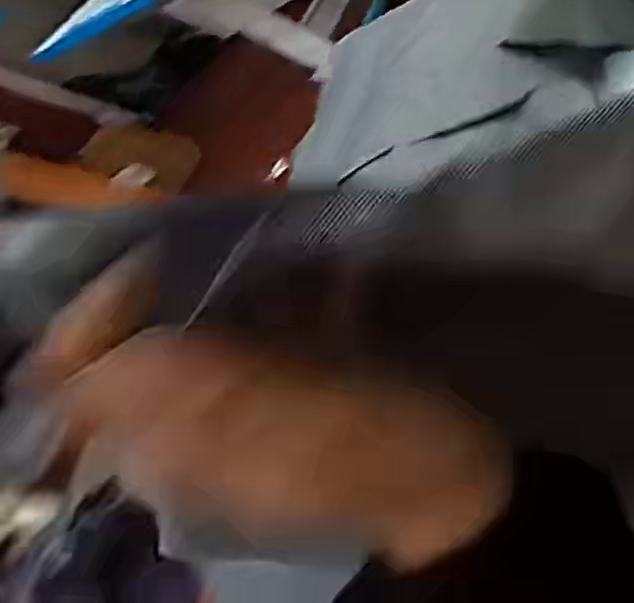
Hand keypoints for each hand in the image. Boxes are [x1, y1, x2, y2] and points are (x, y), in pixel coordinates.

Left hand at [30, 259, 509, 571]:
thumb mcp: (305, 425)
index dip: (107, 315)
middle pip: (159, 344)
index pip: (88, 375)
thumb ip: (218, 392)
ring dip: (258, 283)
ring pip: (233, 330)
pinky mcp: (322, 385)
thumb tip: (122, 345)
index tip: (165, 258)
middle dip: (192, 287)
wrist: (457, 482)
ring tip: (300, 238)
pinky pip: (297, 331)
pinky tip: (351, 265)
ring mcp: (267, 402)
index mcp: (178, 442)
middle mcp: (203, 421)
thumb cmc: (390, 450)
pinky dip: (316, 294)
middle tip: (245, 238)